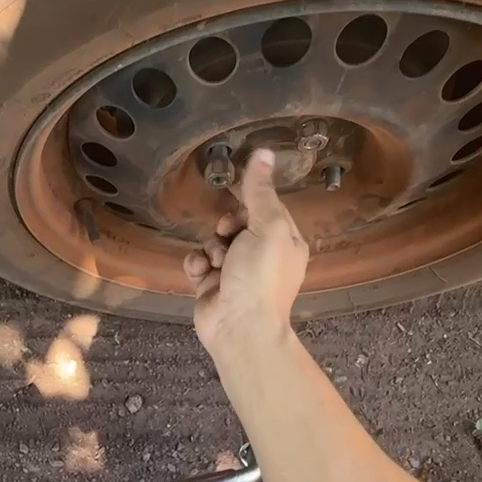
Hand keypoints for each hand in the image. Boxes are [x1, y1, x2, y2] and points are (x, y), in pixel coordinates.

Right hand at [183, 148, 309, 358]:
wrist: (240, 328)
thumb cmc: (260, 277)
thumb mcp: (268, 227)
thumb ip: (261, 191)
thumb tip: (263, 152)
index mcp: (284, 241)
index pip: (266, 207)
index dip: (249, 197)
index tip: (233, 186)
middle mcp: (261, 255)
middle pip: (238, 222)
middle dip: (228, 224)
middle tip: (228, 232)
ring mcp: (235, 272)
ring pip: (215, 242)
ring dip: (211, 246)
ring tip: (216, 261)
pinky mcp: (212, 286)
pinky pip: (199, 262)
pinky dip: (197, 264)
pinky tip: (201, 271)